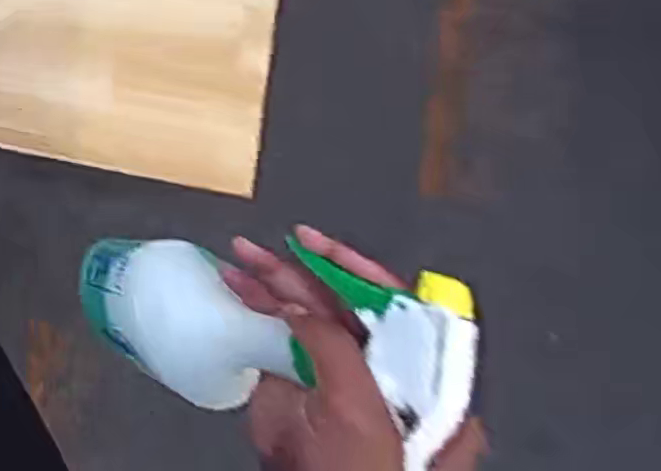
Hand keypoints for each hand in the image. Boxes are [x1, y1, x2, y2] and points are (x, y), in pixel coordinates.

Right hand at [223, 226, 487, 470]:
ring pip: (306, 311)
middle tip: (259, 251)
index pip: (398, 311)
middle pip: (343, 305)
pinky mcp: (300, 383)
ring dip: (271, 280)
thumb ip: (335, 350)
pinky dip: (258, 303)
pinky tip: (237, 285)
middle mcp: (384, 376)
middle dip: (300, 271)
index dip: (359, 272)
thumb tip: (297, 303)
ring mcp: (340, 379)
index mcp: (424, 388)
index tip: (317, 244)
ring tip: (239, 257)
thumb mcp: (359, 416)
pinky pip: (279, 330)